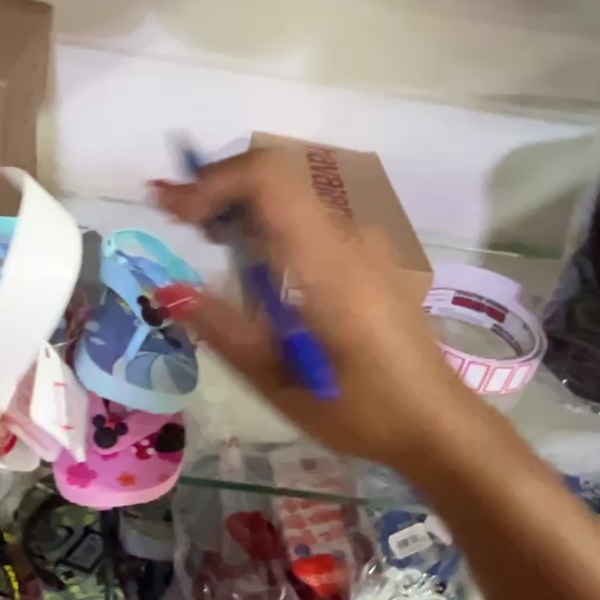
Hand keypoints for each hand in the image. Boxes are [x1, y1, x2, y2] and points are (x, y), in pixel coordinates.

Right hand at [152, 148, 482, 470]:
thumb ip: (222, 328)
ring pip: (293, 200)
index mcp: (326, 262)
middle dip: (219, 193)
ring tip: (210, 249)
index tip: (173, 215)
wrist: (435, 422)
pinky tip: (256, 271)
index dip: (212, 182)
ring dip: (244, 211)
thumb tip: (165, 290)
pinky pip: (310, 223)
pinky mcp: (370, 259)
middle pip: (276, 181)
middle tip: (180, 228)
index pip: (267, 177)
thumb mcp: (279, 380)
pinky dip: (271, 229)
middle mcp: (349, 238)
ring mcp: (365, 245)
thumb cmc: (358, 410)